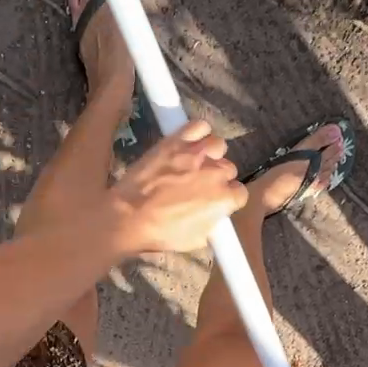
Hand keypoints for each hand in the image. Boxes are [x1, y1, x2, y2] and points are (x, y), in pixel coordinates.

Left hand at [105, 120, 245, 253]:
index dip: (227, 197)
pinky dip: (199, 132)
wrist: (128, 217)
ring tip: (196, 162)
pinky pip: (199, 126)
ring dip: (210, 154)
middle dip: (217, 177)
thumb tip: (214, 217)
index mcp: (223, 200)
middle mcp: (215, 174)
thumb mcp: (194, 240)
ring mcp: (197, 154)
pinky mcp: (177, 141)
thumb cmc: (159, 234)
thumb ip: (211, 224)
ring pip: (218, 145)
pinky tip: (191, 142)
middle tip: (199, 184)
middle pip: (228, 169)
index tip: (216, 200)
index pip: (239, 192)